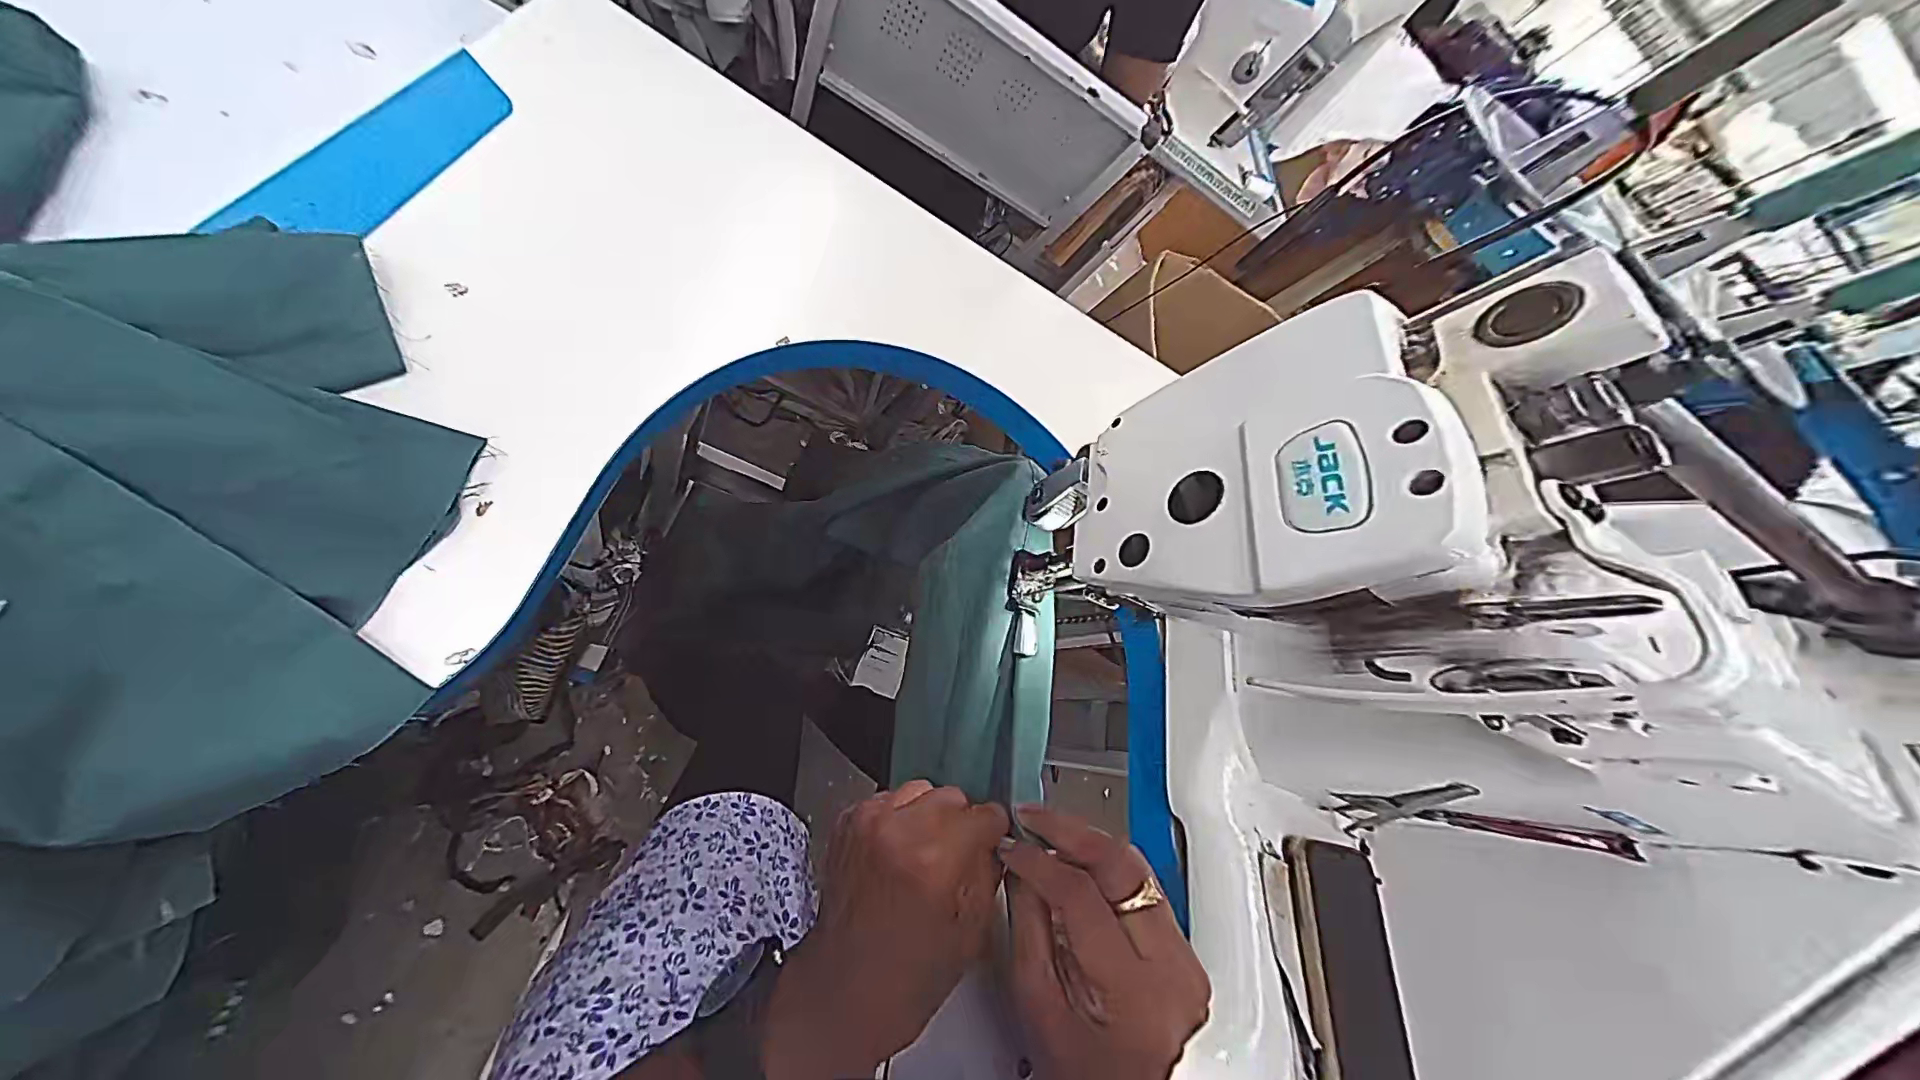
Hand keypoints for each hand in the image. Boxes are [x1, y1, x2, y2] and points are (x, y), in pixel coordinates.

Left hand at [762, 781, 1007, 1078]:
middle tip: (956, 853)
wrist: (841, 991)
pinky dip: (898, 818)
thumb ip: (987, 872)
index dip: (993, 830)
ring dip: (928, 815)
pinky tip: (898, 852)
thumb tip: (992, 842)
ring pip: (919, 790)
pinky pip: (888, 800)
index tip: (992, 838)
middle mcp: (897, 831)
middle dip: (960, 822)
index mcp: (933, 860)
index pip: (984, 813)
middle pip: (951, 796)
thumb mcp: (970, 932)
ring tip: (924, 852)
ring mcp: (867, 823)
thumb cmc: (901, 977)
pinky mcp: (847, 824)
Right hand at [1000, 806, 1209, 1079]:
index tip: (1013, 848)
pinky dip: (1108, 865)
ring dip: (1089, 841)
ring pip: (1137, 868)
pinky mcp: (1186, 951)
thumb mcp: (1041, 1011)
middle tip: (1032, 816)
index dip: (1039, 862)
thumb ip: (1030, 932)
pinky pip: (1144, 887)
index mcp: (1132, 991)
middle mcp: (1171, 966)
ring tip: (1050, 831)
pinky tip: (1078, 859)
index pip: (1080, 894)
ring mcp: (1185, 956)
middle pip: (1121, 865)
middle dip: (1069, 829)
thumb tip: (1023, 871)